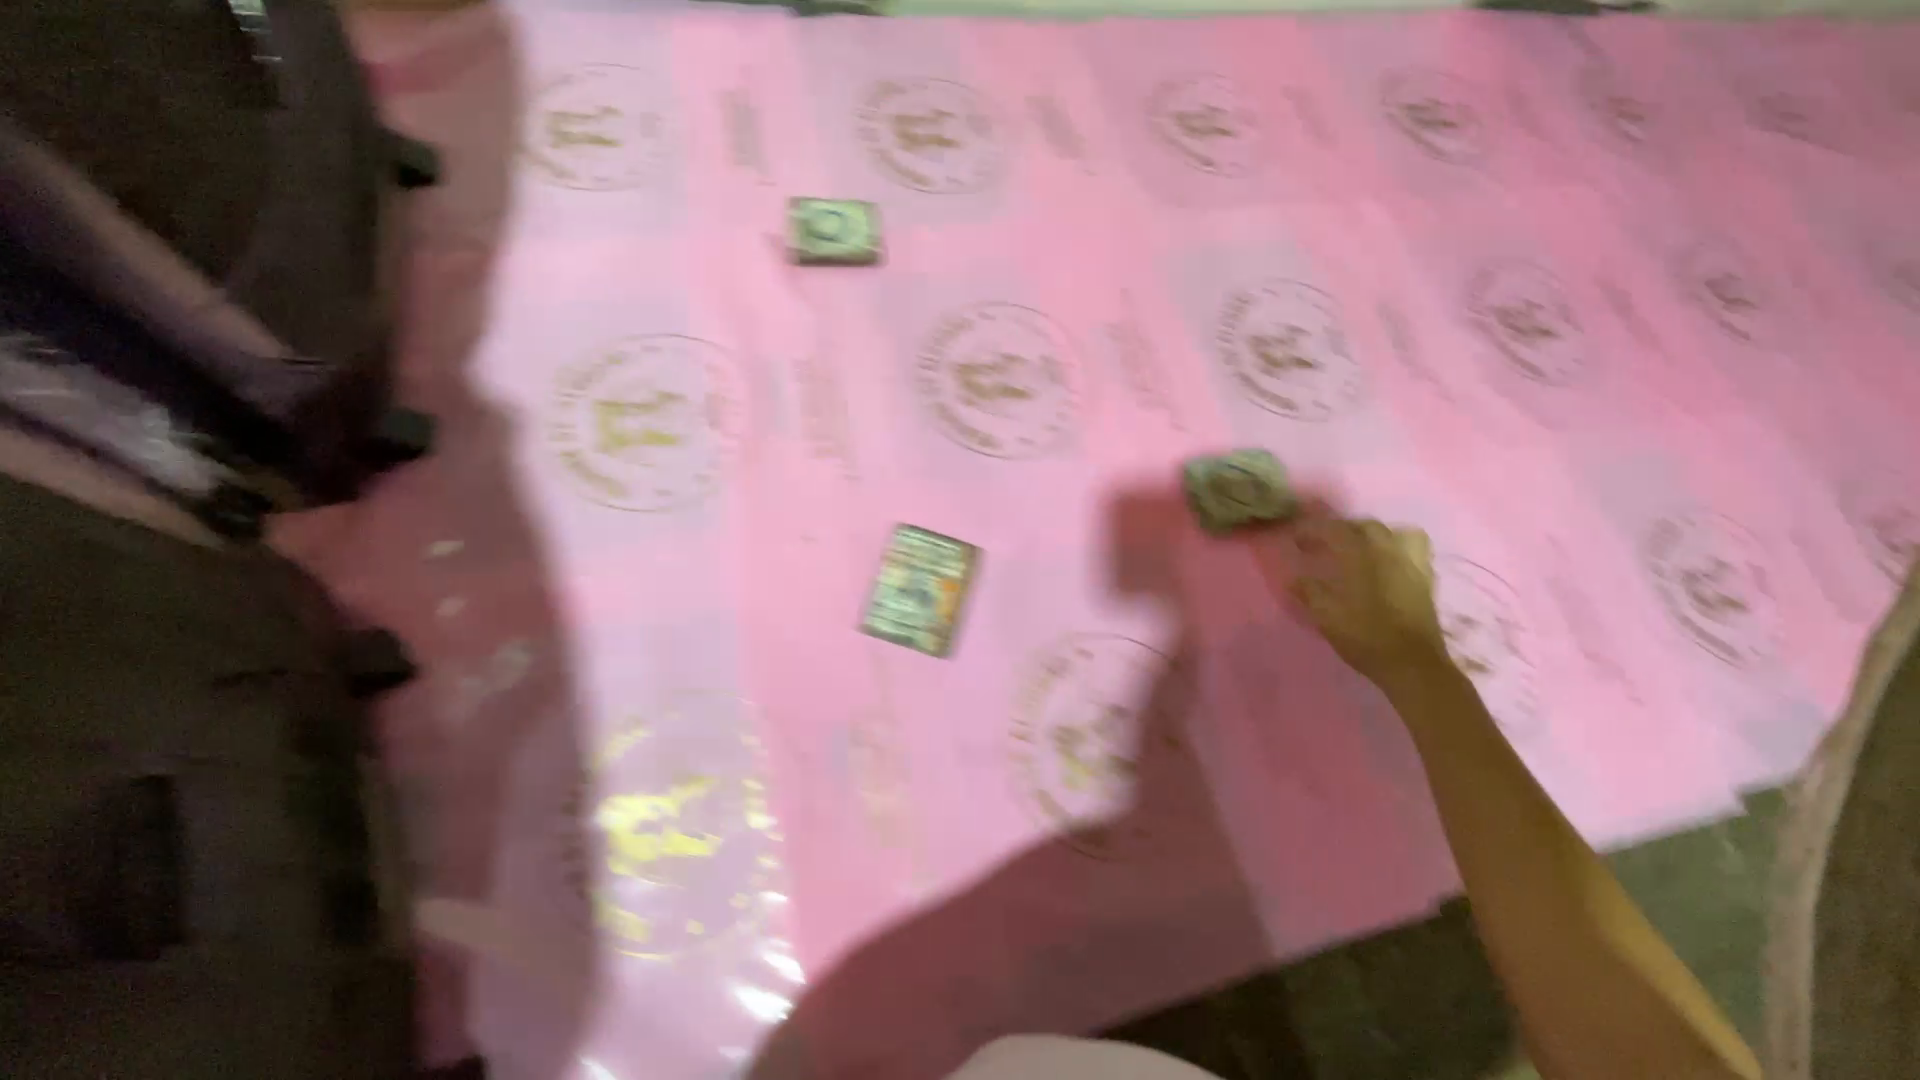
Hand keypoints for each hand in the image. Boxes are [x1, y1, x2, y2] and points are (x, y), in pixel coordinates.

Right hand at [1282, 518, 1449, 686]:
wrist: (1411, 664)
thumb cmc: (1365, 637)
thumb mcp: (1327, 616)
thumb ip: (1309, 592)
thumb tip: (1293, 577)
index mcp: (1362, 557)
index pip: (1334, 531)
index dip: (1312, 531)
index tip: (1296, 539)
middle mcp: (1389, 552)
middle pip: (1363, 526)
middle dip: (1340, 530)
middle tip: (1323, 544)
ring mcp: (1411, 563)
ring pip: (1392, 532)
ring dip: (1371, 534)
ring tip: (1358, 547)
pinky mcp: (1425, 578)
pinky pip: (1413, 548)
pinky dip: (1396, 547)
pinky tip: (1386, 561)